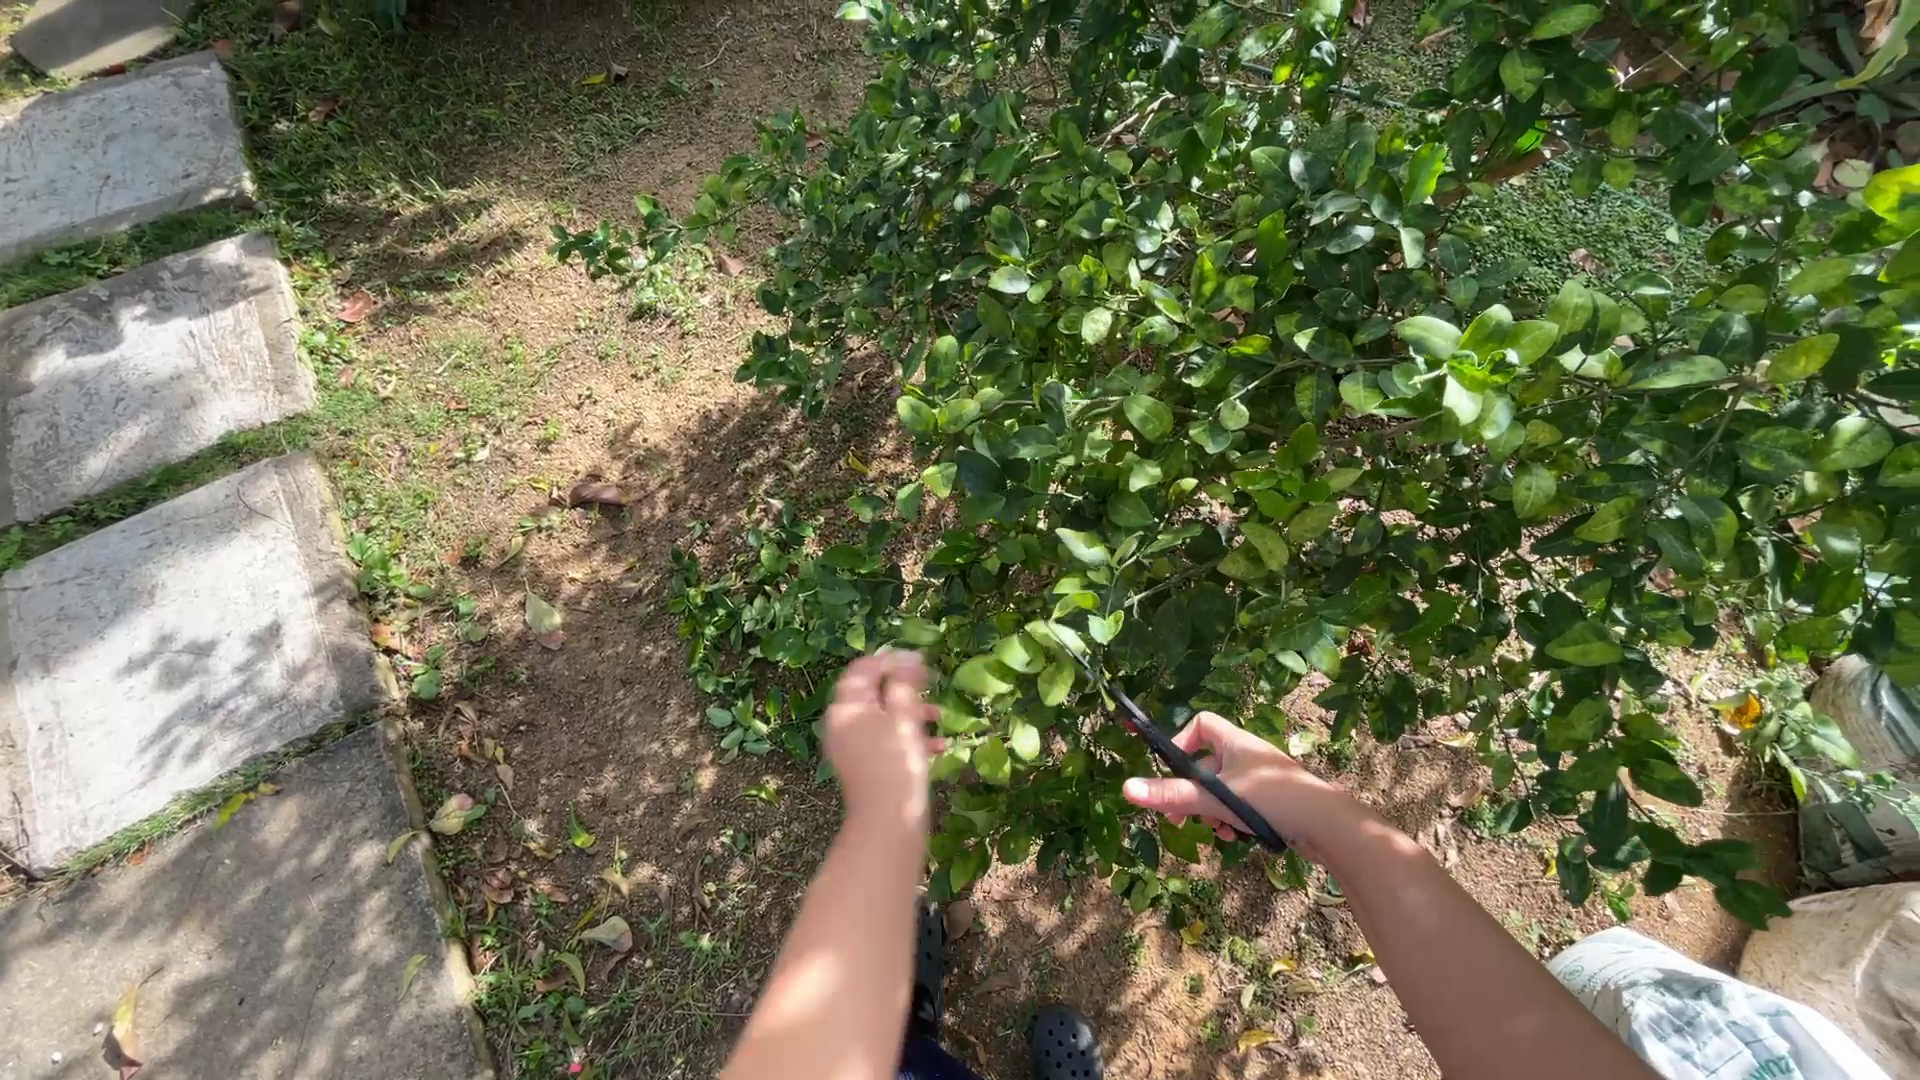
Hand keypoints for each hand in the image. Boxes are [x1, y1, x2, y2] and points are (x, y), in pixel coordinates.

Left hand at [823, 651, 944, 829]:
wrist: (888, 824)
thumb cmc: (896, 764)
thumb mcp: (904, 717)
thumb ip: (905, 683)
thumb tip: (909, 655)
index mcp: (847, 708)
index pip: (862, 670)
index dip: (889, 660)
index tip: (918, 660)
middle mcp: (843, 725)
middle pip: (872, 694)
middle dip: (903, 688)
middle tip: (930, 685)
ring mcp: (852, 748)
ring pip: (882, 719)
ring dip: (910, 713)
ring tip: (939, 717)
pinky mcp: (865, 767)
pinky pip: (885, 742)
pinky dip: (908, 737)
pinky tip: (938, 747)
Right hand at [1121, 711, 1368, 861]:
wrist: (1331, 828)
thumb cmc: (1273, 800)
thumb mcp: (1217, 797)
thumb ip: (1173, 794)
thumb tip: (1126, 788)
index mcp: (1235, 742)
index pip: (1200, 724)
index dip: (1182, 743)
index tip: (1172, 769)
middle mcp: (1249, 755)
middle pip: (1207, 763)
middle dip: (1192, 789)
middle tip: (1179, 815)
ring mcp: (1263, 780)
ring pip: (1224, 789)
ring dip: (1212, 809)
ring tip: (1212, 829)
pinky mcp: (1275, 804)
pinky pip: (1242, 805)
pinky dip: (1232, 819)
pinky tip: (1234, 837)